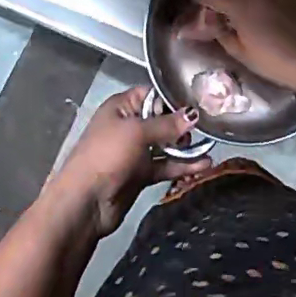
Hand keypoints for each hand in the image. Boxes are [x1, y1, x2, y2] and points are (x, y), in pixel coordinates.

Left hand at [42, 86, 211, 235]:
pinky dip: (182, 165)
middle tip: (204, 128)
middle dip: (183, 123)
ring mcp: (136, 150)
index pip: (152, 94)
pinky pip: (166, 165)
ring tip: (210, 146)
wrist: (85, 202)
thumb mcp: (136, 132)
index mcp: (122, 106)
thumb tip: (193, 114)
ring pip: (166, 144)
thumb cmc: (107, 155)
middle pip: (162, 119)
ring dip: (186, 146)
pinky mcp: (141, 173)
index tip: (198, 102)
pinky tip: (203, 165)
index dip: (173, 98)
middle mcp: (130, 125)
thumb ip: (166, 124)